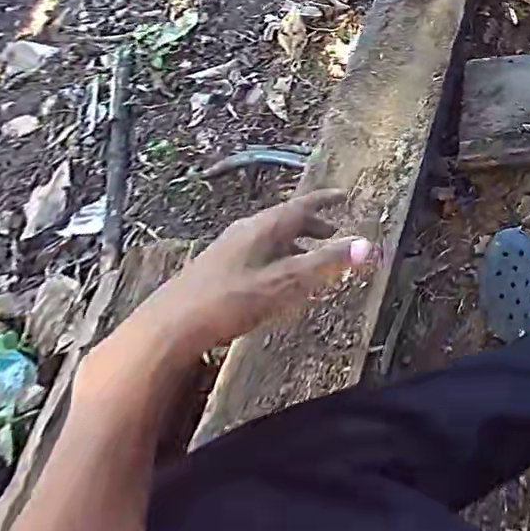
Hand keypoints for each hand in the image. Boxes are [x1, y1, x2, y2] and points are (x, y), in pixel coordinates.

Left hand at [100, 191, 375, 371]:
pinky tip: (274, 284)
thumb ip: (325, 265)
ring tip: (309, 261)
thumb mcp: (283, 284)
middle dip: (311, 227)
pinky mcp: (214, 274)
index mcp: (262, 227)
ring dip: (293, 246)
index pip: (301, 206)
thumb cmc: (227, 302)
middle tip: (334, 233)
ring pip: (269, 241)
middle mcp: (244, 233)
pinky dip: (276, 261)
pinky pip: (256, 257)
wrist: (162, 334)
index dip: (325, 201)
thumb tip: (367, 245)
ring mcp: (226, 253)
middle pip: (285, 222)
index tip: (343, 196)